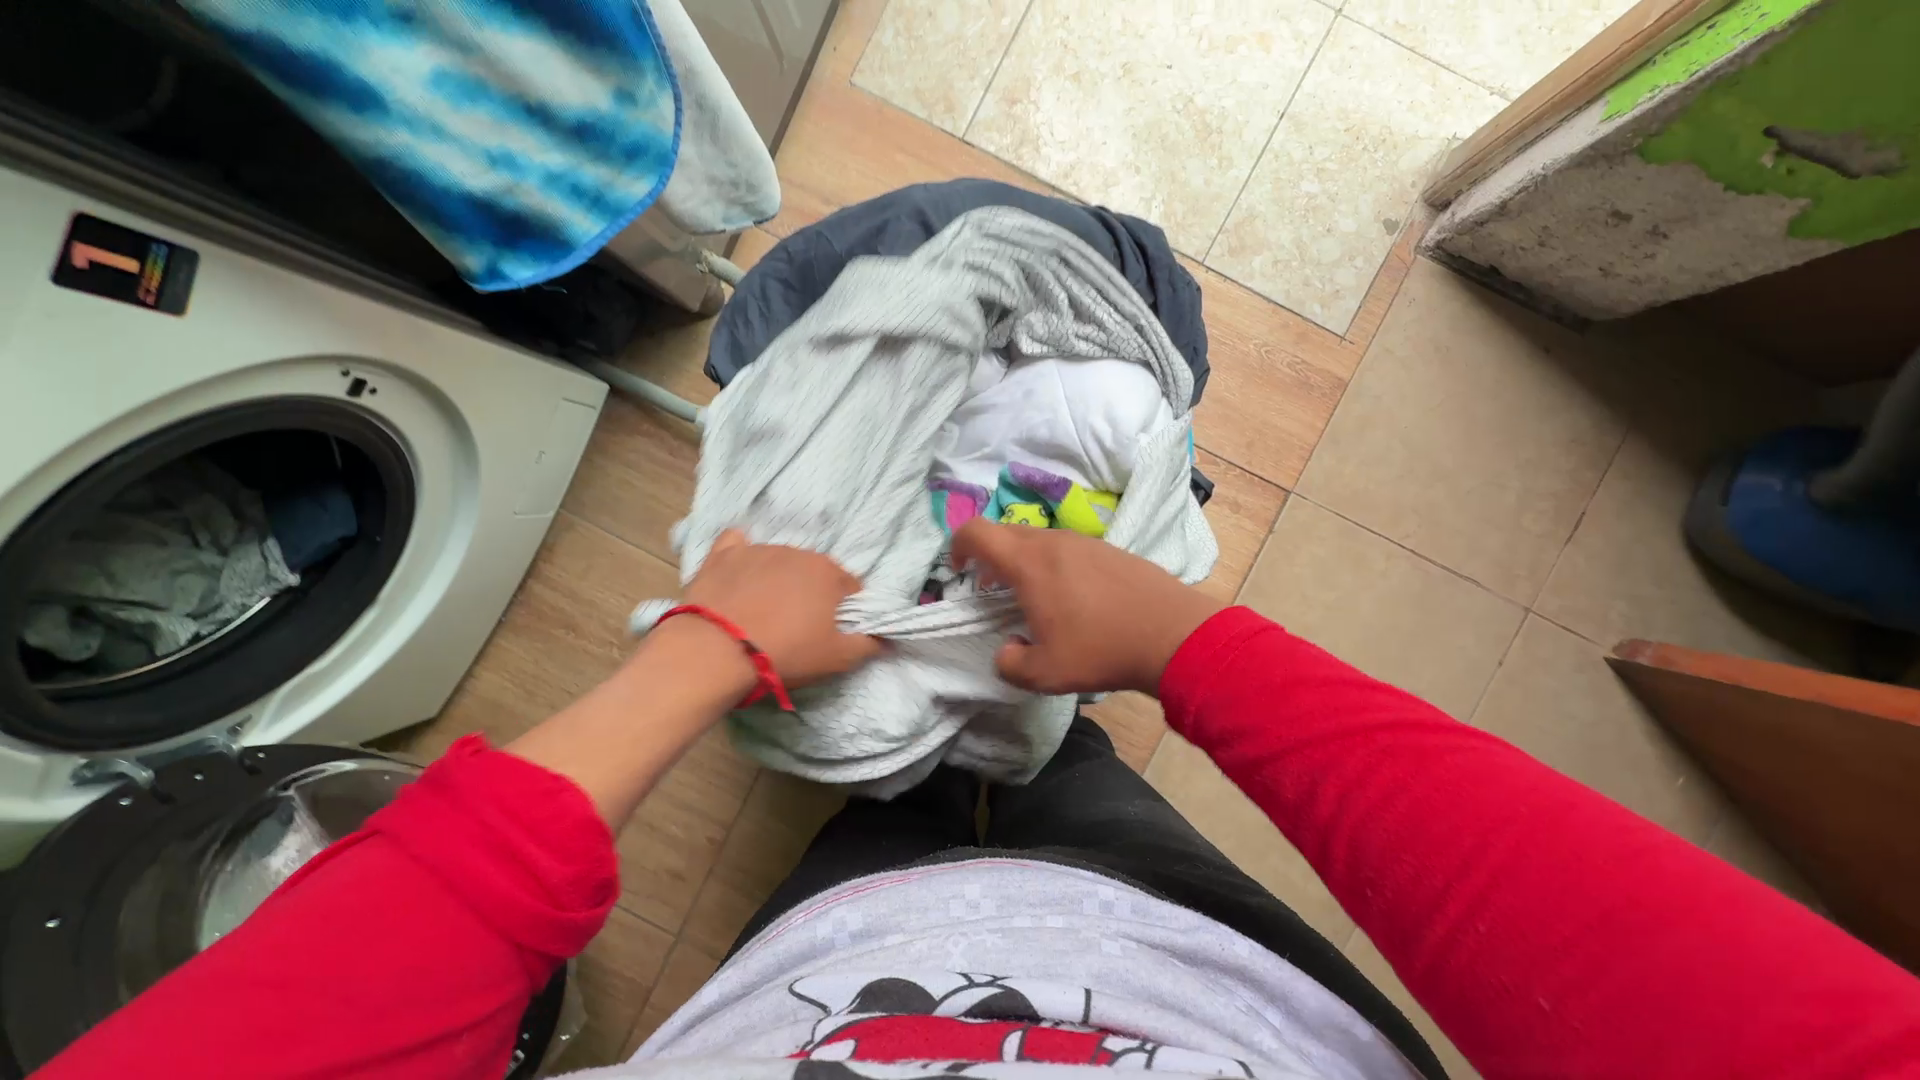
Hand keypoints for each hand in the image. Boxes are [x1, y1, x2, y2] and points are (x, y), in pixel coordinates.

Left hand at [678, 529, 880, 688]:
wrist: (714, 652)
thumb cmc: (784, 653)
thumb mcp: (836, 659)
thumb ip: (868, 645)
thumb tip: (885, 638)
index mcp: (827, 573)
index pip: (850, 587)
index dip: (845, 611)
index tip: (831, 632)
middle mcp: (796, 552)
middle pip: (814, 572)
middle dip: (811, 594)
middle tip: (797, 627)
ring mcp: (757, 550)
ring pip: (778, 561)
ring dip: (778, 580)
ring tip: (763, 612)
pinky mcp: (722, 555)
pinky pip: (737, 545)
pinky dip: (741, 556)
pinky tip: (738, 573)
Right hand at [951, 518, 1223, 695]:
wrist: (1174, 635)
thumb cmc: (1101, 650)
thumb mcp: (1045, 673)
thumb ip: (1010, 664)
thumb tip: (1006, 651)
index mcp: (1028, 563)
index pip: (977, 532)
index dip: (957, 546)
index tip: (958, 571)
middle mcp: (1053, 542)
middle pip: (1006, 533)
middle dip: (989, 557)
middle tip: (991, 590)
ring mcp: (1085, 542)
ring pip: (1039, 540)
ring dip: (1023, 562)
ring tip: (1033, 599)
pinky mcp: (1111, 550)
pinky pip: (1068, 548)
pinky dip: (1054, 565)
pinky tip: (1073, 599)